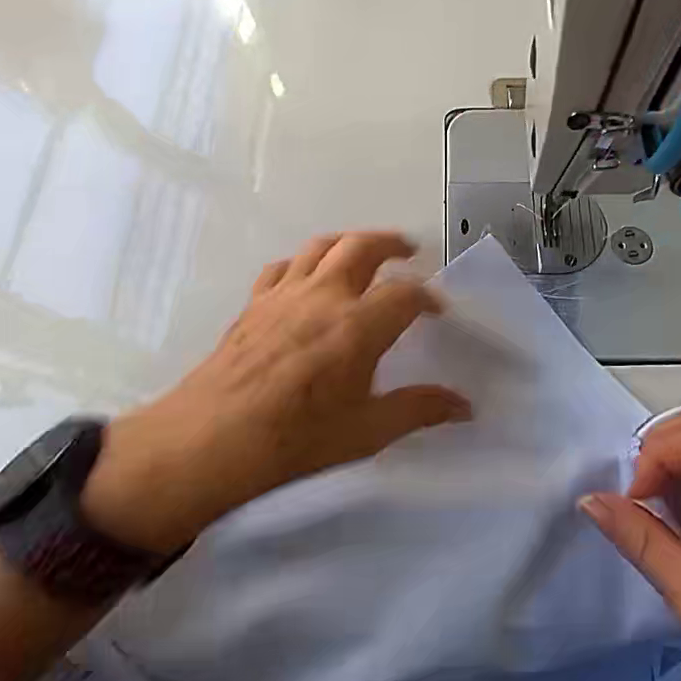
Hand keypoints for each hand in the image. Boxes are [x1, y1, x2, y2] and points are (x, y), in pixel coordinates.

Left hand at [82, 232, 471, 554]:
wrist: (215, 437)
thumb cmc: (296, 439)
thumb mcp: (366, 431)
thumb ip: (417, 410)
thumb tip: (465, 407)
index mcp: (358, 325)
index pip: (405, 295)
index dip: (428, 298)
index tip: (436, 311)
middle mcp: (323, 296)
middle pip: (362, 247)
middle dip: (391, 244)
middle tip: (408, 251)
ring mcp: (283, 295)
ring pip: (320, 247)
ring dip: (348, 242)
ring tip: (362, 251)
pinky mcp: (254, 303)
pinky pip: (282, 268)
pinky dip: (303, 263)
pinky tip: (305, 277)